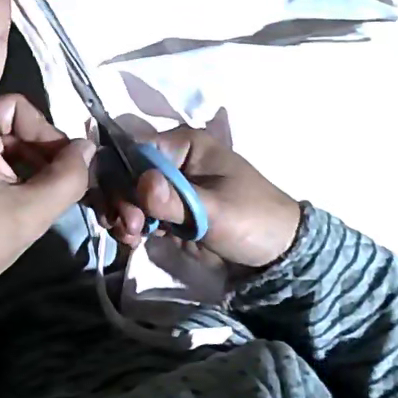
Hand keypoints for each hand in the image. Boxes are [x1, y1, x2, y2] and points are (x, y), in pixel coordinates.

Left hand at [0, 0, 94, 300]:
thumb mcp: (25, 215)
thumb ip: (66, 178)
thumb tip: (87, 150)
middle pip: (20, 108)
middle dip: (47, 142)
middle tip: (64, 182)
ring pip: (19, 130)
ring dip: (40, 160)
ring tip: (42, 200)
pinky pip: (8, 148)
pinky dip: (28, 168)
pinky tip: (33, 199)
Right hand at [109, 126, 300, 270]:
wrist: (276, 253)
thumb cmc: (253, 220)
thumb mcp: (215, 211)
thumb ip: (176, 199)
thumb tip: (142, 184)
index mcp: (186, 145)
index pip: (135, 150)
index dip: (121, 178)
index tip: (126, 212)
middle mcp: (173, 159)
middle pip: (126, 172)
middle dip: (121, 200)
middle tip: (130, 229)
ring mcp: (170, 186)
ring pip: (129, 193)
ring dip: (122, 214)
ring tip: (131, 237)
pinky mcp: (170, 210)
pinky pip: (140, 212)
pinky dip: (132, 225)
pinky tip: (133, 240)